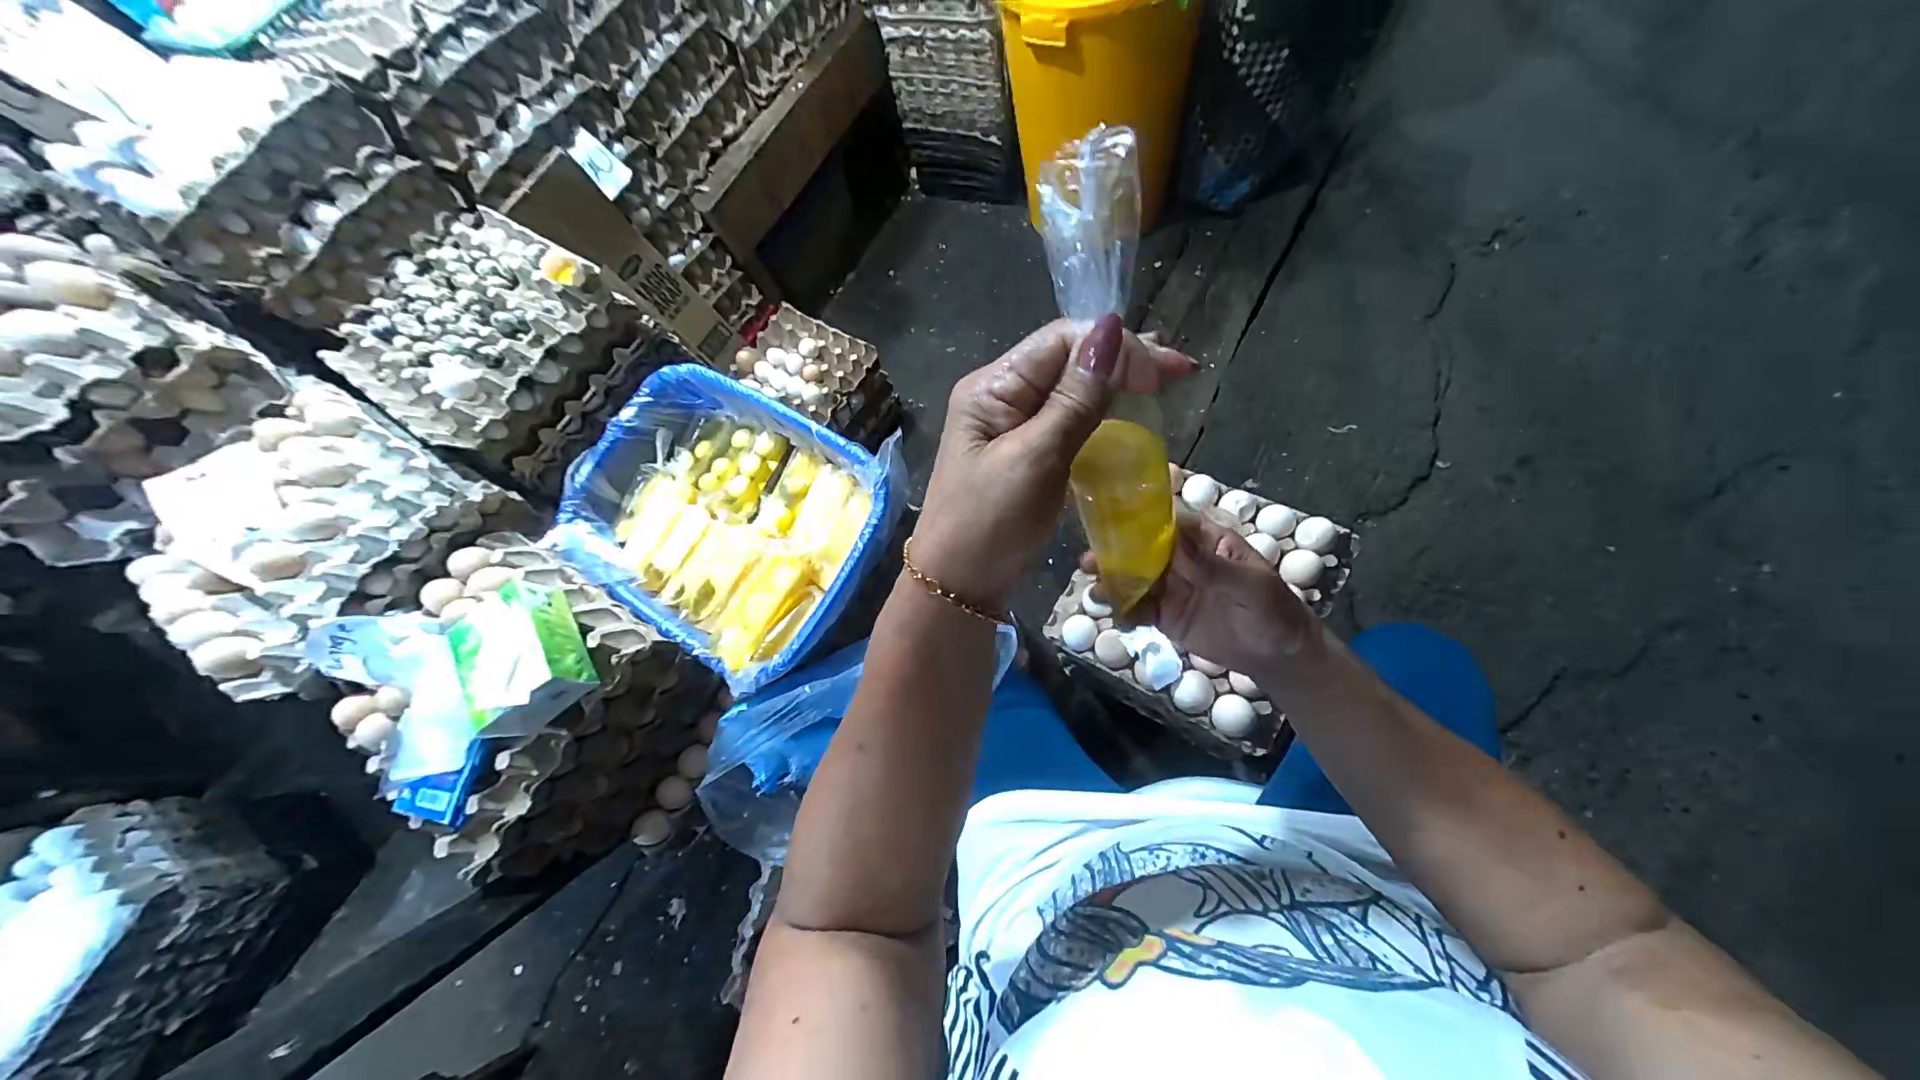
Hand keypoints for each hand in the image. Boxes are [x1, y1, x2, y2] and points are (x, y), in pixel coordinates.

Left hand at [911, 316, 1196, 608]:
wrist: (958, 585)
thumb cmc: (990, 523)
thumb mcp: (1035, 458)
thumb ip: (1075, 399)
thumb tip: (1112, 328)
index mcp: (992, 387)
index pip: (1060, 340)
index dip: (1115, 347)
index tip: (1162, 374)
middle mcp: (1000, 396)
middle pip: (1067, 359)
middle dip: (1123, 360)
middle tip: (1178, 373)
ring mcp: (1012, 425)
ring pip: (1071, 389)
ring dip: (1116, 384)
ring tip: (1162, 384)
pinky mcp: (1025, 452)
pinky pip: (1068, 420)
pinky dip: (1101, 414)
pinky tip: (1128, 414)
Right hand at [1083, 508, 1321, 676]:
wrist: (1278, 655)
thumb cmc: (1272, 609)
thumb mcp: (1250, 584)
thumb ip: (1212, 567)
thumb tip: (1178, 546)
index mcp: (1204, 541)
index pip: (1168, 524)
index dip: (1139, 522)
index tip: (1111, 524)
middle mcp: (1182, 560)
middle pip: (1142, 551)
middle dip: (1115, 554)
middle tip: (1090, 561)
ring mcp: (1171, 588)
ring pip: (1135, 579)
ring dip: (1113, 582)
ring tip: (1095, 590)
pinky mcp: (1165, 616)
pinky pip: (1139, 609)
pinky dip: (1123, 610)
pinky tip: (1113, 613)